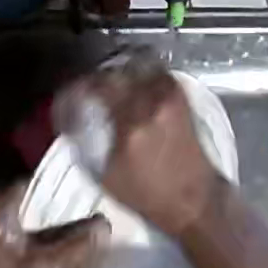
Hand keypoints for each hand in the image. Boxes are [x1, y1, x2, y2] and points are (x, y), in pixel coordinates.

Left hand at [0, 184, 104, 267]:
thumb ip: (73, 248)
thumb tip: (104, 225)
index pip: (32, 183)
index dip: (61, 189)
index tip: (87, 196)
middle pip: (24, 200)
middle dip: (53, 209)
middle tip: (85, 216)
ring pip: (15, 218)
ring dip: (40, 225)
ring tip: (72, 234)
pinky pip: (4, 232)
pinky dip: (25, 238)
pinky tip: (46, 252)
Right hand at [58, 59, 221, 237]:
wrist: (194, 200)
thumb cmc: (148, 194)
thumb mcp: (108, 177)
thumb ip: (88, 145)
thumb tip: (73, 121)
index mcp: (130, 125)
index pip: (99, 86)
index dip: (82, 84)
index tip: (75, 90)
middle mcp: (151, 105)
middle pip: (119, 73)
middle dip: (101, 77)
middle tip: (93, 87)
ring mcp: (170, 100)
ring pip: (140, 67)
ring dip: (123, 72)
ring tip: (115, 82)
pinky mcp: (183, 100)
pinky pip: (159, 73)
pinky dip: (145, 73)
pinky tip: (138, 83)